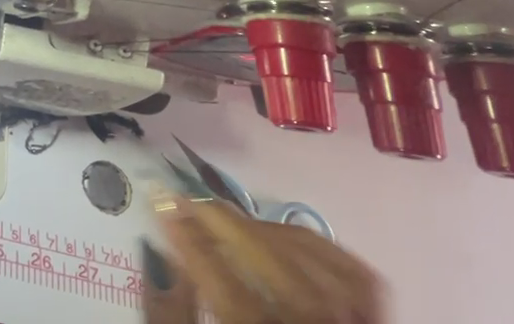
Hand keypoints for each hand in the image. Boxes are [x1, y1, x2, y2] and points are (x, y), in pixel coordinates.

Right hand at [143, 193, 383, 323]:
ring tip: (224, 219)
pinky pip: (356, 275)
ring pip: (320, 270)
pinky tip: (277, 235)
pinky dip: (313, 245)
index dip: (193, 243)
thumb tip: (157, 254)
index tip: (162, 204)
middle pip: (282, 276)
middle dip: (229, 226)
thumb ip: (170, 314)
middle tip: (188, 200)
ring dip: (264, 231)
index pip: (232, 296)